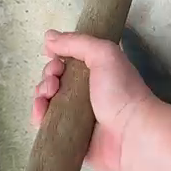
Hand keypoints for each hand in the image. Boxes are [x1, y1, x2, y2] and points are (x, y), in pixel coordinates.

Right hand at [31, 30, 156, 170]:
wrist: (131, 134)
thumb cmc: (120, 90)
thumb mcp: (103, 54)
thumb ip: (76, 42)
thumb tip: (48, 36)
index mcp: (95, 70)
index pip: (67, 60)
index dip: (57, 57)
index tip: (54, 59)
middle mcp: (85, 90)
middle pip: (55, 79)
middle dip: (48, 76)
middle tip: (54, 83)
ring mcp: (76, 114)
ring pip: (48, 100)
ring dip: (40, 94)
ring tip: (47, 97)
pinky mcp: (69, 135)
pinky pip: (48, 123)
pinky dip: (39, 116)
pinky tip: (40, 114)